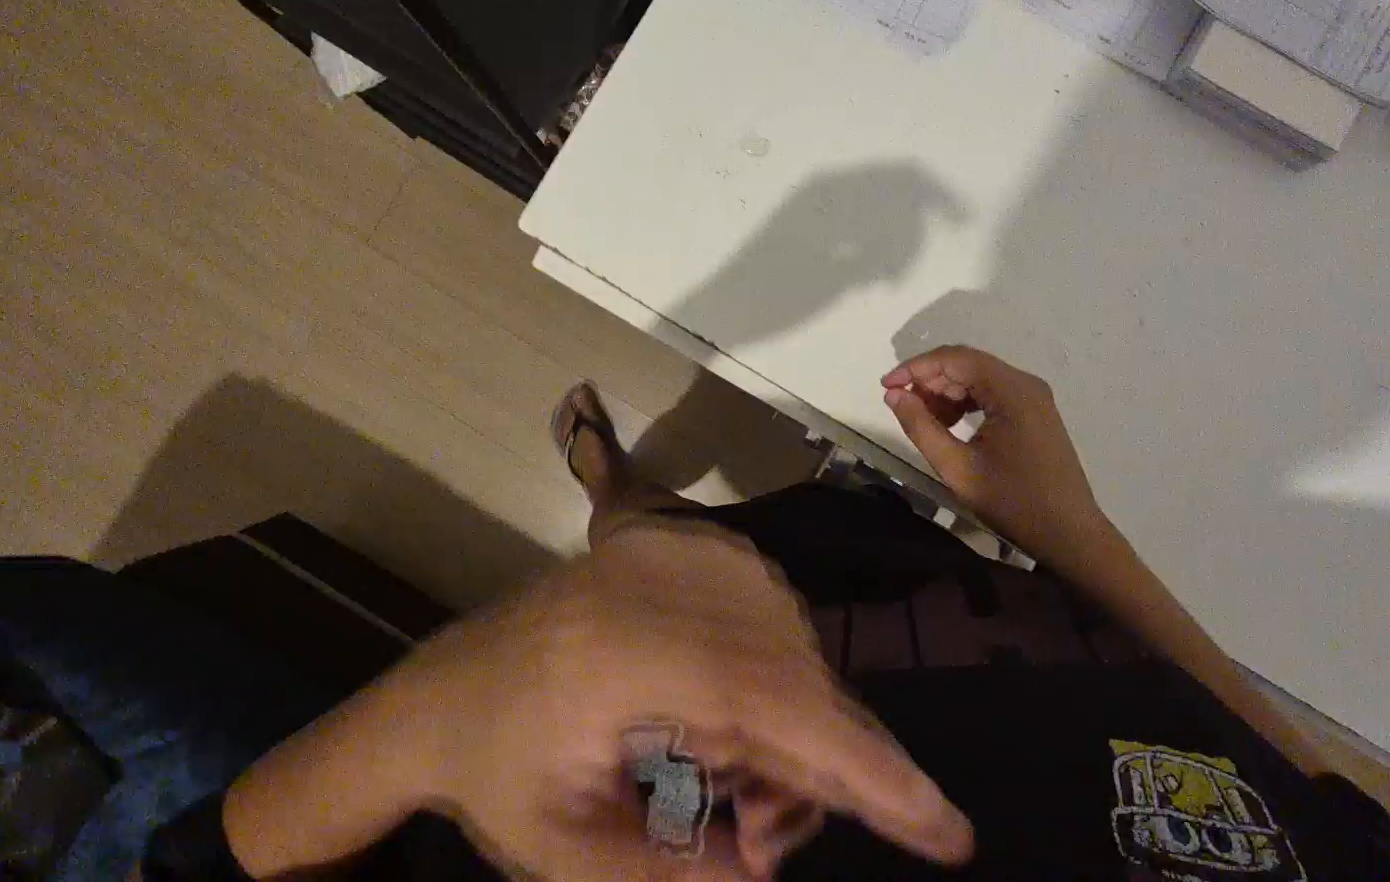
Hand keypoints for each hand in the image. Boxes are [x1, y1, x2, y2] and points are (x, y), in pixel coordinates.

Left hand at [223, 523, 971, 880]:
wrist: (448, 690)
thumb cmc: (499, 774)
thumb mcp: (567, 855)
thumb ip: (674, 870)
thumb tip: (769, 865)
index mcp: (618, 654)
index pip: (766, 700)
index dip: (858, 761)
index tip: (940, 824)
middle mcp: (651, 582)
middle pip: (789, 669)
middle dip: (818, 763)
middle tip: (765, 835)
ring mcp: (663, 548)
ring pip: (787, 634)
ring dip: (795, 714)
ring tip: (735, 781)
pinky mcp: (670, 539)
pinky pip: (766, 603)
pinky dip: (776, 666)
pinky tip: (732, 713)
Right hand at [881, 345, 1111, 554]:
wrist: (1069, 533)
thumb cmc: (1013, 502)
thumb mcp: (957, 468)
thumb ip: (921, 427)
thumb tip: (894, 395)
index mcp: (1012, 391)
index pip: (955, 359)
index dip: (915, 367)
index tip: (886, 387)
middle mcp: (1025, 384)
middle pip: (967, 364)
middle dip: (929, 379)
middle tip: (900, 404)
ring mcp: (1032, 398)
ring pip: (977, 378)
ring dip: (945, 392)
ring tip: (922, 419)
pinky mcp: (1033, 412)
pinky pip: (991, 393)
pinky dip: (964, 402)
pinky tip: (948, 425)